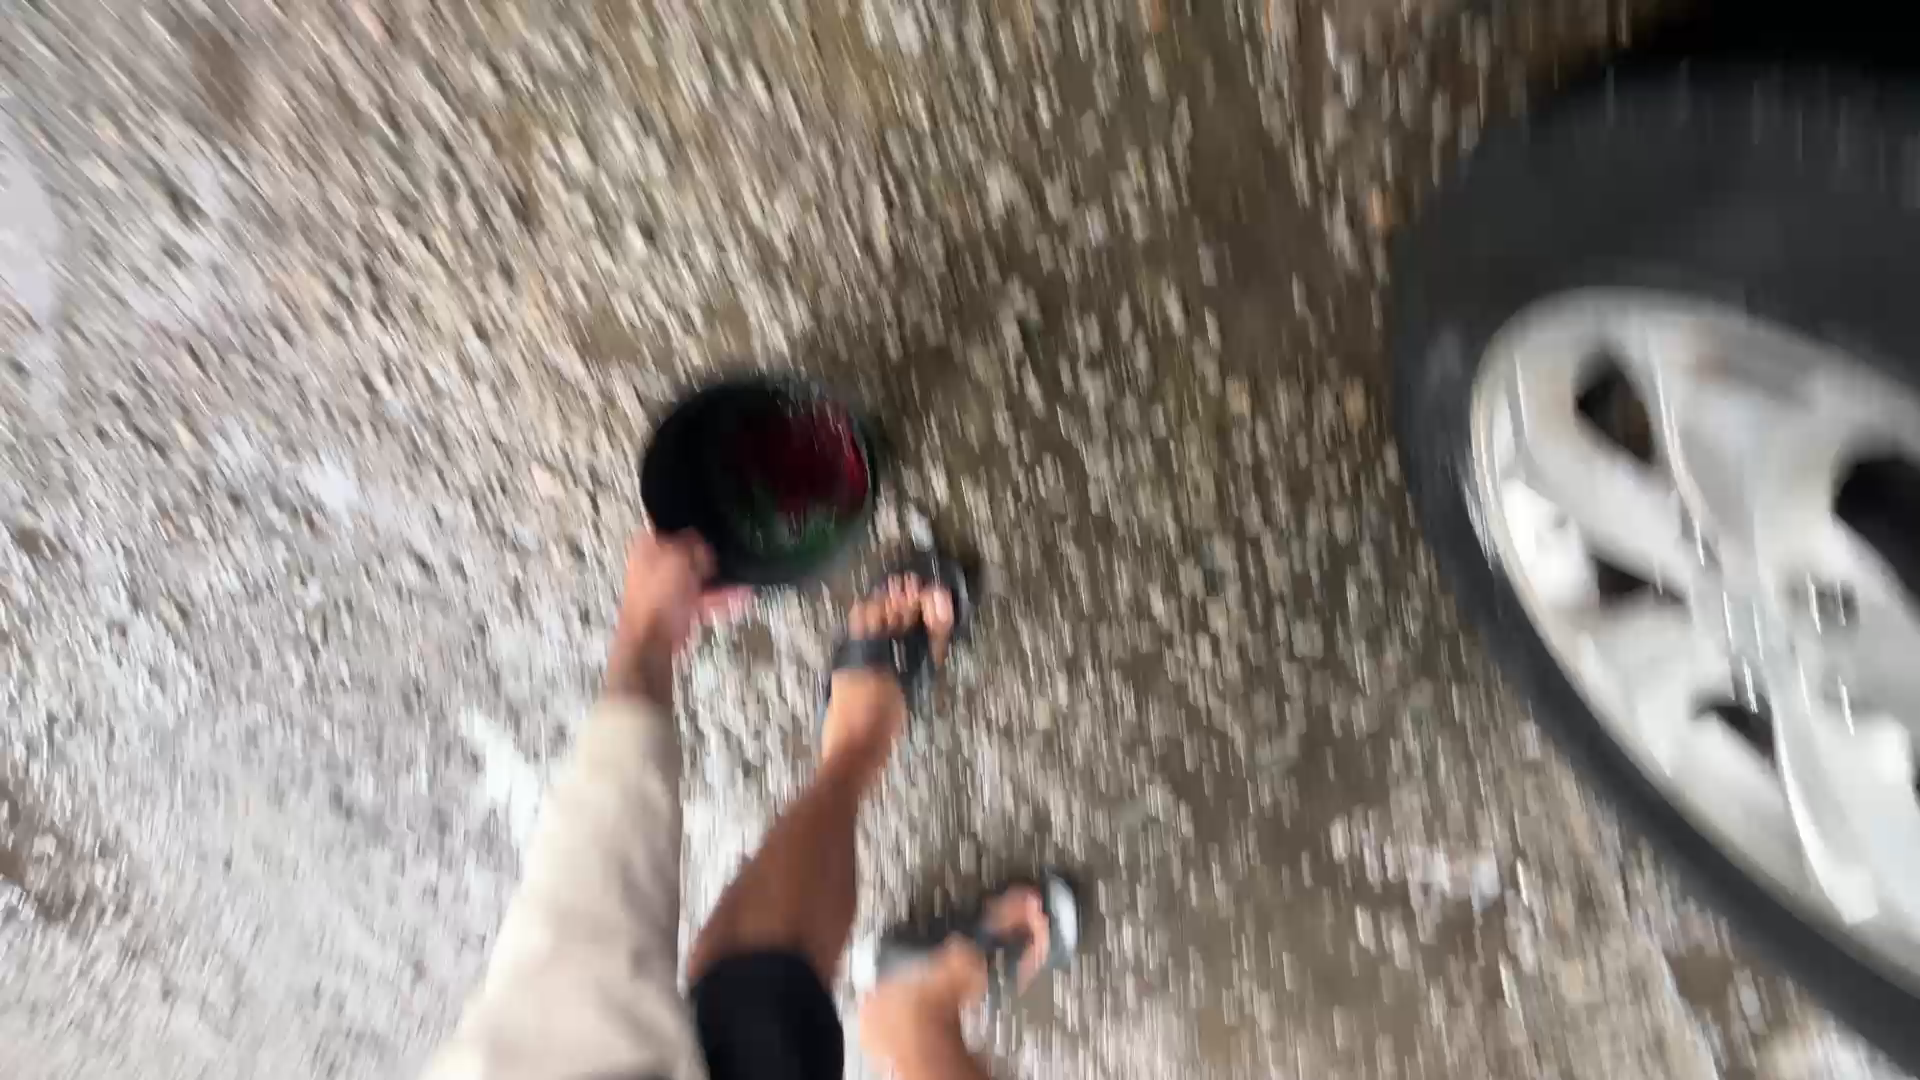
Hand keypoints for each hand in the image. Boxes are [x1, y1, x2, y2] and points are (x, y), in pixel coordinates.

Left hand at [606, 531, 750, 701]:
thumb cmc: (659, 594)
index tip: (712, 531)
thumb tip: (701, 541)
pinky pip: (705, 597)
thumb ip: (692, 543)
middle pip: (688, 553)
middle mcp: (655, 564)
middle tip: (728, 553)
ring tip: (744, 574)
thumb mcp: (679, 557)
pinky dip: (722, 596)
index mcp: (648, 547)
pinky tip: (743, 594)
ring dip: (721, 577)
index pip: (672, 528)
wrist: (652, 639)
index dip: (693, 529)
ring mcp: (668, 588)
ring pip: (699, 576)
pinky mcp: (680, 607)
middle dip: (710, 556)